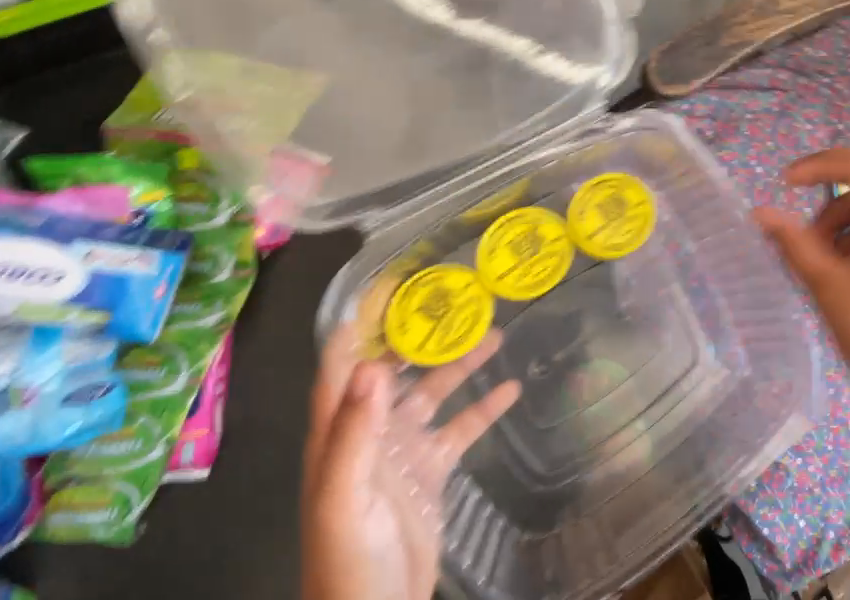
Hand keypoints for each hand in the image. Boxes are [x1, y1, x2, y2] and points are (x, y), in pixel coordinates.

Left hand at [303, 326, 521, 599]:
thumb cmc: (348, 560)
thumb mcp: (345, 499)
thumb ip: (355, 435)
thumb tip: (371, 365)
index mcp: (338, 436)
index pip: (342, 369)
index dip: (358, 329)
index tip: (386, 289)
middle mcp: (369, 434)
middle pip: (393, 373)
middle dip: (418, 337)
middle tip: (456, 300)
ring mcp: (402, 452)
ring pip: (432, 395)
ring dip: (459, 365)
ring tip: (496, 333)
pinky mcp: (431, 473)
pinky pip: (459, 430)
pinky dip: (482, 408)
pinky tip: (512, 389)